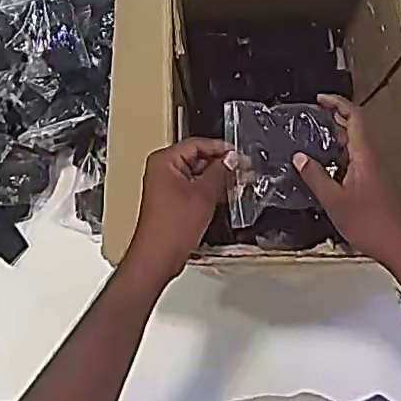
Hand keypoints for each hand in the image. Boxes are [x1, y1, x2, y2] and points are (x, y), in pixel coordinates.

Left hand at [120, 138, 235, 288]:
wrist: (158, 256)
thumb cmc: (170, 227)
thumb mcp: (203, 194)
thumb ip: (219, 172)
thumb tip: (230, 159)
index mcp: (164, 160)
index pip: (196, 144)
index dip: (219, 148)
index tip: (237, 153)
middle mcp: (162, 169)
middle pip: (197, 158)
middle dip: (220, 164)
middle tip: (241, 168)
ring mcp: (166, 185)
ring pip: (197, 174)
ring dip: (217, 178)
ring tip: (239, 181)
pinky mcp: (172, 200)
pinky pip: (193, 187)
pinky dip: (209, 190)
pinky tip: (226, 194)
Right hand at [293, 95, 400, 289]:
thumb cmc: (373, 226)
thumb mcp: (334, 201)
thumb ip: (315, 176)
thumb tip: (299, 157)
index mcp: (364, 156)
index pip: (354, 117)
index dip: (337, 103)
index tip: (319, 99)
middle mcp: (371, 160)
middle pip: (355, 127)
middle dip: (333, 116)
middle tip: (311, 115)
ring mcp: (374, 172)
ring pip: (354, 144)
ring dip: (335, 136)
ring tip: (313, 137)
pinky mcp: (373, 185)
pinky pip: (354, 160)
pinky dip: (339, 155)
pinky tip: (324, 166)